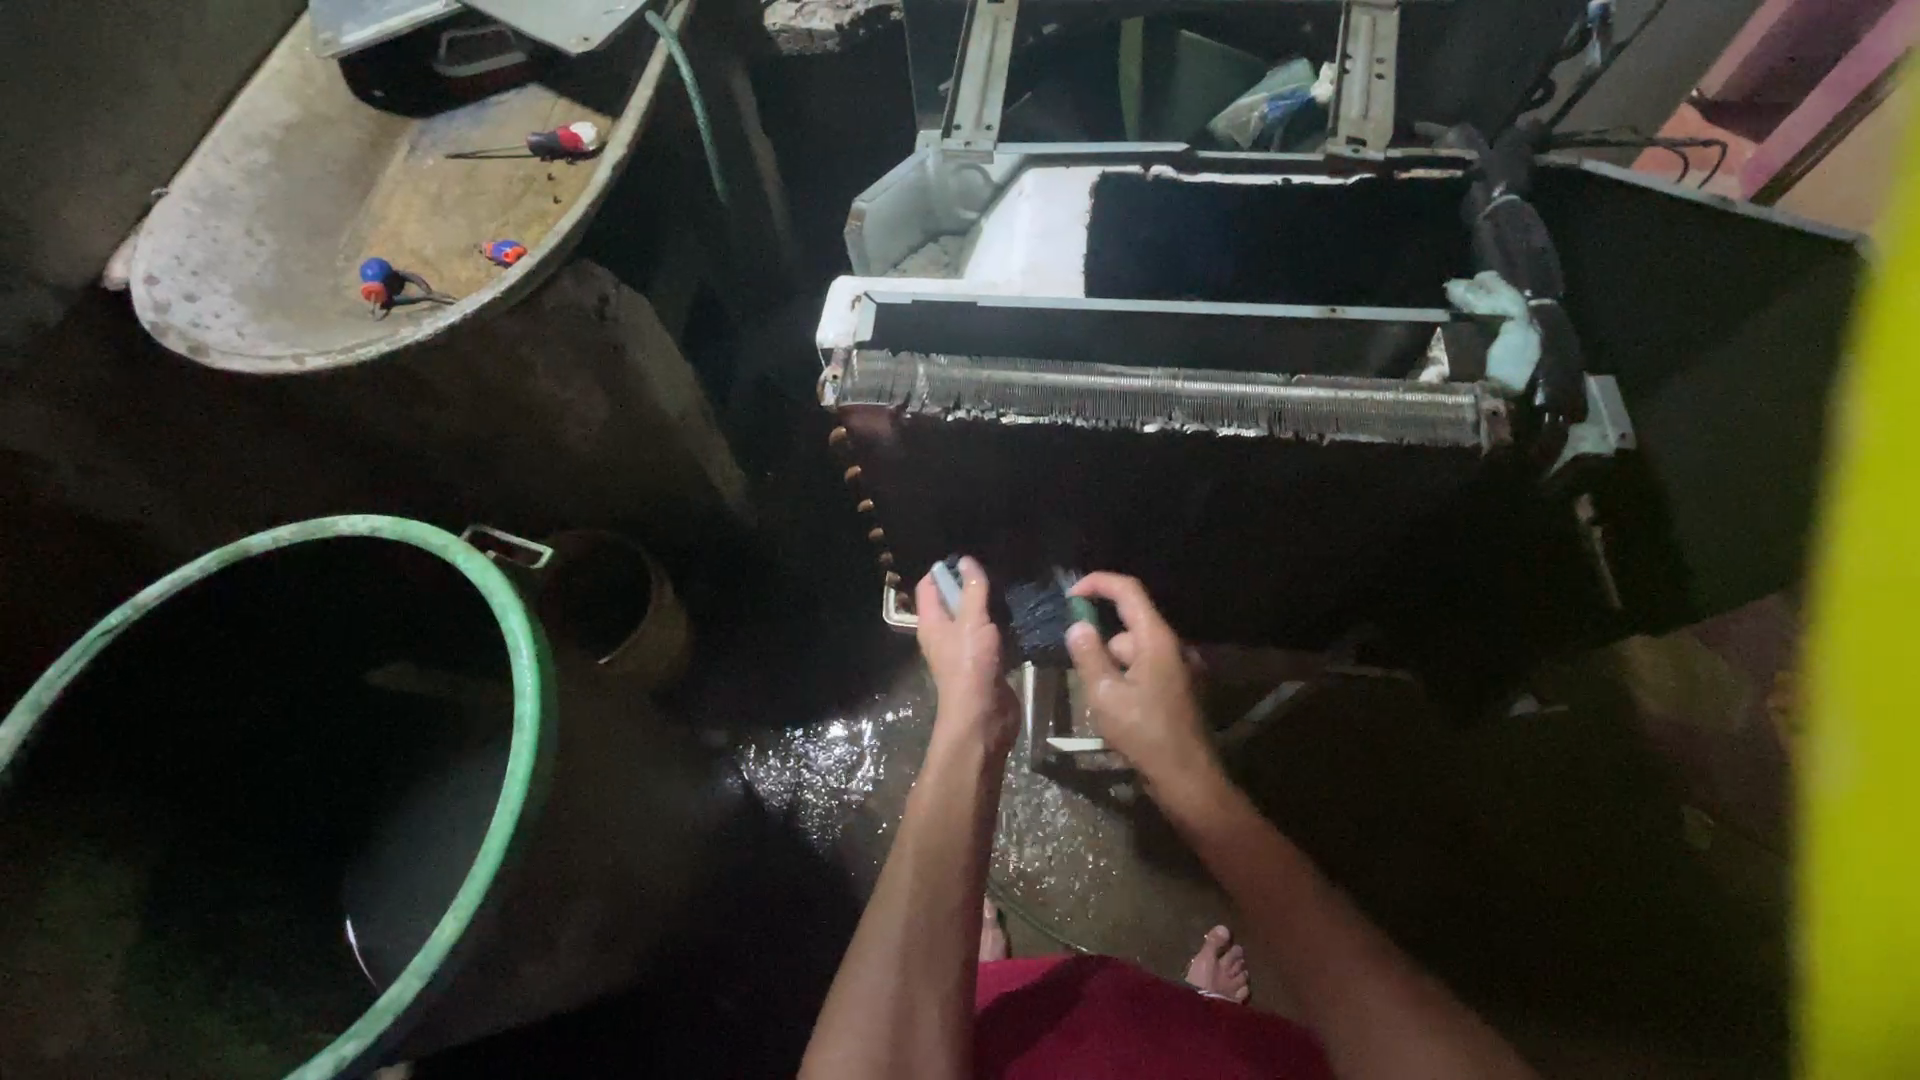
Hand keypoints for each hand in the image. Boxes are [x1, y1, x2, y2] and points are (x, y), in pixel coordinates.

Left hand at [915, 557, 1016, 760]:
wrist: (984, 716)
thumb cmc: (970, 666)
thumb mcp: (972, 622)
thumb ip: (972, 591)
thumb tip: (966, 561)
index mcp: (931, 623)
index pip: (928, 587)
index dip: (943, 570)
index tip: (968, 558)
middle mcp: (944, 635)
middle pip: (952, 601)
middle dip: (970, 585)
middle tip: (995, 569)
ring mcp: (965, 650)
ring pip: (974, 619)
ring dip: (989, 606)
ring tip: (1010, 586)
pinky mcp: (985, 663)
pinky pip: (991, 637)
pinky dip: (1002, 626)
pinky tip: (1019, 614)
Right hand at [1065, 573, 1218, 790]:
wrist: (1187, 778)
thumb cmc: (1144, 734)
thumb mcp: (1105, 694)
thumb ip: (1088, 655)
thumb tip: (1078, 626)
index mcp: (1157, 640)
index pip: (1128, 591)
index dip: (1098, 584)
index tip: (1070, 595)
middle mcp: (1173, 647)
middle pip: (1128, 626)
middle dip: (1101, 644)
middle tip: (1082, 675)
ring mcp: (1179, 669)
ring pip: (1135, 653)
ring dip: (1113, 668)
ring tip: (1101, 704)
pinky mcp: (1179, 690)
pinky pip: (1146, 671)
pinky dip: (1127, 681)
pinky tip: (1119, 713)